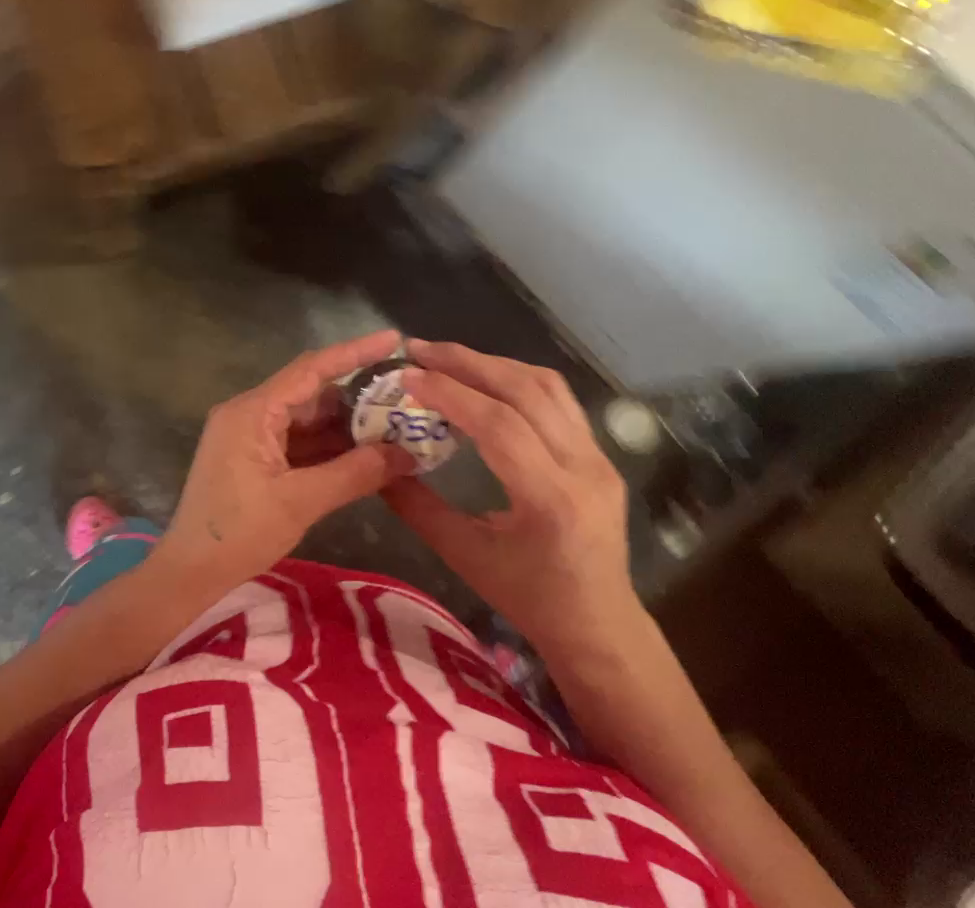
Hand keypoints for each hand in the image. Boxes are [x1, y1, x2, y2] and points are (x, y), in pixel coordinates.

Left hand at [160, 331, 416, 584]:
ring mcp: (247, 437)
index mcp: (252, 412)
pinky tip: (365, 456)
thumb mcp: (302, 501)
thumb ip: (356, 473)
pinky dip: (327, 448)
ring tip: (397, 428)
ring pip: (305, 420)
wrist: (191, 568)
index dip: (354, 353)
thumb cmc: (240, 531)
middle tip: (407, 400)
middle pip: (309, 393)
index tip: (394, 340)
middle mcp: (247, 414)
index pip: (310, 369)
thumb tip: (406, 454)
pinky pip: (295, 442)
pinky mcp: (250, 459)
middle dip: (358, 398)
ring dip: (346, 427)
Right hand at [380, 341, 635, 651]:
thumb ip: (416, 505)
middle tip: (419, 350)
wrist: (597, 624)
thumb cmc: (527, 598)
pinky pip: (558, 403)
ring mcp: (598, 458)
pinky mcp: (599, 456)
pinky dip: (515, 382)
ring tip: (446, 358)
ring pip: (548, 388)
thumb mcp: (462, 555)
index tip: (407, 376)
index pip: (499, 424)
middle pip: (527, 392)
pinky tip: (482, 382)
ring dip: (494, 365)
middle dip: (469, 362)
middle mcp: (583, 468)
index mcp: (549, 498)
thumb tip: (375, 464)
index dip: (450, 393)